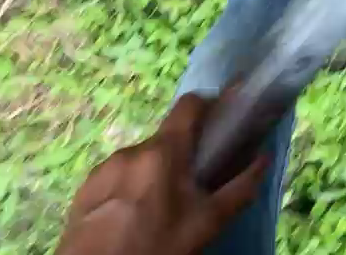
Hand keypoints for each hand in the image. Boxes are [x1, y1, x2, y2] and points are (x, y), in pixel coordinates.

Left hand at [55, 94, 266, 254]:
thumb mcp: (206, 224)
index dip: (209, 106)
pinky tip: (129, 220)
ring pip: (140, 159)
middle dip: (181, 154)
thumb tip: (264, 158)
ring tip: (157, 208)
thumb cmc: (156, 248)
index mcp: (162, 151)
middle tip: (190, 186)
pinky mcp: (80, 194)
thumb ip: (240, 187)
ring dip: (153, 172)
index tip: (220, 124)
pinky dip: (128, 188)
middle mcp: (131, 152)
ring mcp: (101, 172)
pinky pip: (115, 178)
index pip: (190, 104)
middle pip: (166, 138)